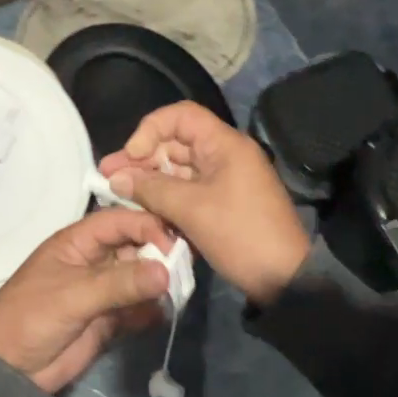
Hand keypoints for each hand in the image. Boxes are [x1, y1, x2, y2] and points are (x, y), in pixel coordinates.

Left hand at [0, 208, 171, 392]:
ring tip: (184, 289)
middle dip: (161, 252)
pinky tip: (168, 312)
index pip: (120, 220)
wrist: (10, 370)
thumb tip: (166, 270)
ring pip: (141, 277)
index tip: (174, 242)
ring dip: (161, 282)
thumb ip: (119, 283)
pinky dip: (154, 309)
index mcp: (79, 241)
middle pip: (135, 246)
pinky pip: (139, 308)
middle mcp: (96, 259)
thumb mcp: (74, 295)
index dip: (147, 225)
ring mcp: (104, 290)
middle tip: (190, 263)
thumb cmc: (32, 317)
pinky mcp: (111, 319)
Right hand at [99, 101, 308, 303]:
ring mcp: (226, 179)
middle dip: (143, 159)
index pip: (180, 116)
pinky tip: (146, 211)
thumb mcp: (191, 210)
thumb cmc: (240, 234)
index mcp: (225, 144)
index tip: (131, 156)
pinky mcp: (225, 202)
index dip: (150, 130)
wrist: (287, 281)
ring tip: (121, 195)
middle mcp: (226, 154)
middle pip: (176, 143)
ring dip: (152, 181)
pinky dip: (168, 197)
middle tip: (110, 178)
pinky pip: (190, 190)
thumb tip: (116, 177)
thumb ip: (151, 189)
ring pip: (180, 169)